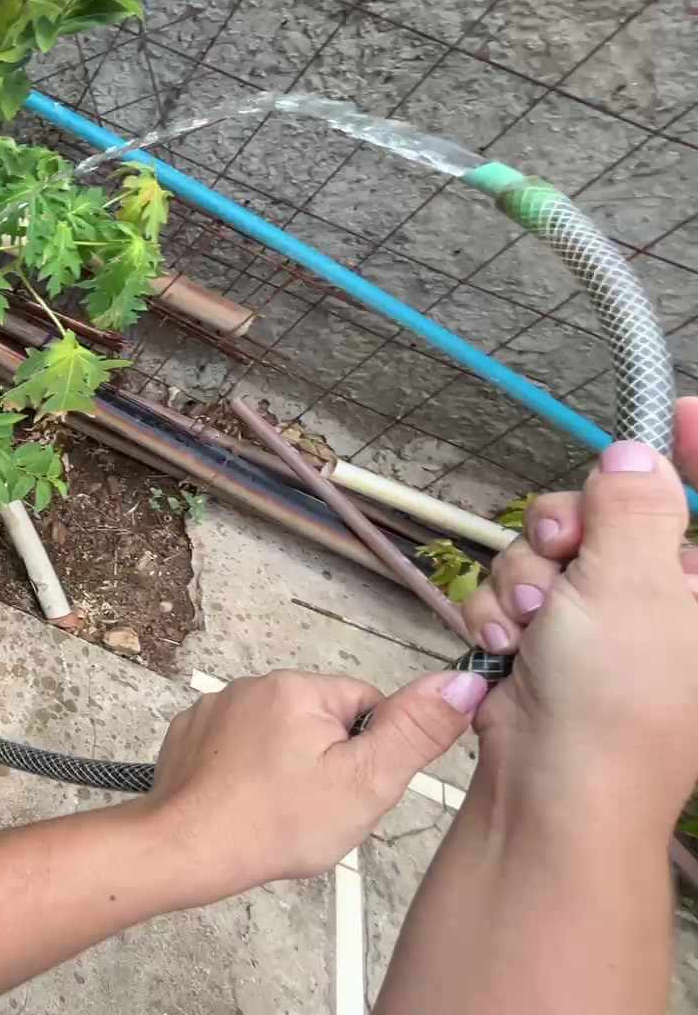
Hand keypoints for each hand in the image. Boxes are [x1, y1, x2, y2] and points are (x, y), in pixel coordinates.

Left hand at [144, 668, 484, 889]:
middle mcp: (246, 685)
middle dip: (330, 757)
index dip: (371, 749)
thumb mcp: (368, 779)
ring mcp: (210, 707)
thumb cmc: (282, 818)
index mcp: (293, 687)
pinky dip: (247, 767)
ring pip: (278, 733)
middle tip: (318, 800)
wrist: (192, 842)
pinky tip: (245, 797)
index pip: (365, 704)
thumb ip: (415, 729)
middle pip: (319, 718)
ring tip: (281, 803)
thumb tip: (463, 679)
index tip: (352, 783)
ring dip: (288, 762)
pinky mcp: (188, 732)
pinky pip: (236, 744)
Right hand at [459, 397, 697, 823]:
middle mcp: (664, 592)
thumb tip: (634, 456)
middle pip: (605, 516)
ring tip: (528, 623)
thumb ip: (632, 515)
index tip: (674, 410)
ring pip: (544, 551)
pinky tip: (506, 638)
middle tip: (560, 557)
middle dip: (562, 534)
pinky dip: (498, 608)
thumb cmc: (620, 691)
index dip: (695, 449)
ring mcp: (605, 611)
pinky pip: (512, 586)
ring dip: (520, 579)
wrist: (555, 767)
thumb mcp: (631, 590)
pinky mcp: (552, 628)